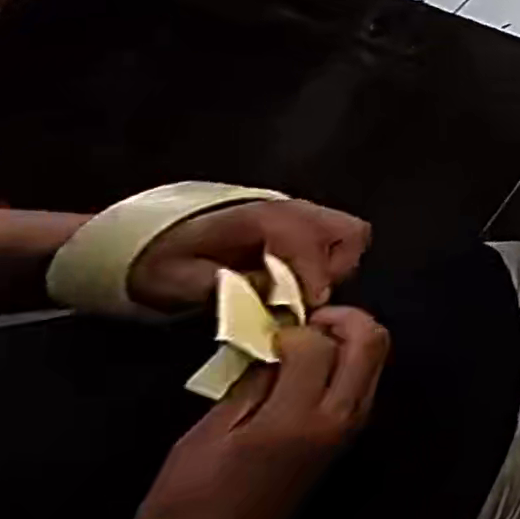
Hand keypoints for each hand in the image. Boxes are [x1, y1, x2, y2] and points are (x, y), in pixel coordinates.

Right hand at [127, 307, 389, 518]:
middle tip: (311, 318)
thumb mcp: (202, 441)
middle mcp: (338, 417)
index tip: (273, 330)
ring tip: (314, 336)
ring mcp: (353, 425)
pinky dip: (353, 357)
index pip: (320, 348)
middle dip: (346, 318)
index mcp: (295, 420)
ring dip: (354, 335)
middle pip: (370, 341)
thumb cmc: (186, 507)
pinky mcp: (353, 432)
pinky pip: (369, 377)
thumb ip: (248, 385)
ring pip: (378, 355)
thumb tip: (274, 345)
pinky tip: (319, 362)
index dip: (297, 329)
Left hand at [129, 200, 370, 312]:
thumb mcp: (172, 279)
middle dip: (334, 268)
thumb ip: (217, 287)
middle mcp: (299, 210)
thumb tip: (262, 297)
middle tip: (304, 299)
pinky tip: (305, 282)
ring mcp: (313, 214)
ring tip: (305, 292)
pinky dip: (336, 263)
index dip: (312, 273)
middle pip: (348, 232)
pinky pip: (346, 241)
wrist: (165, 240)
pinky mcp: (317, 225)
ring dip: (339, 266)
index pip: (304, 239)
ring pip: (354, 235)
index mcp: (262, 218)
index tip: (307, 307)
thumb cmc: (169, 259)